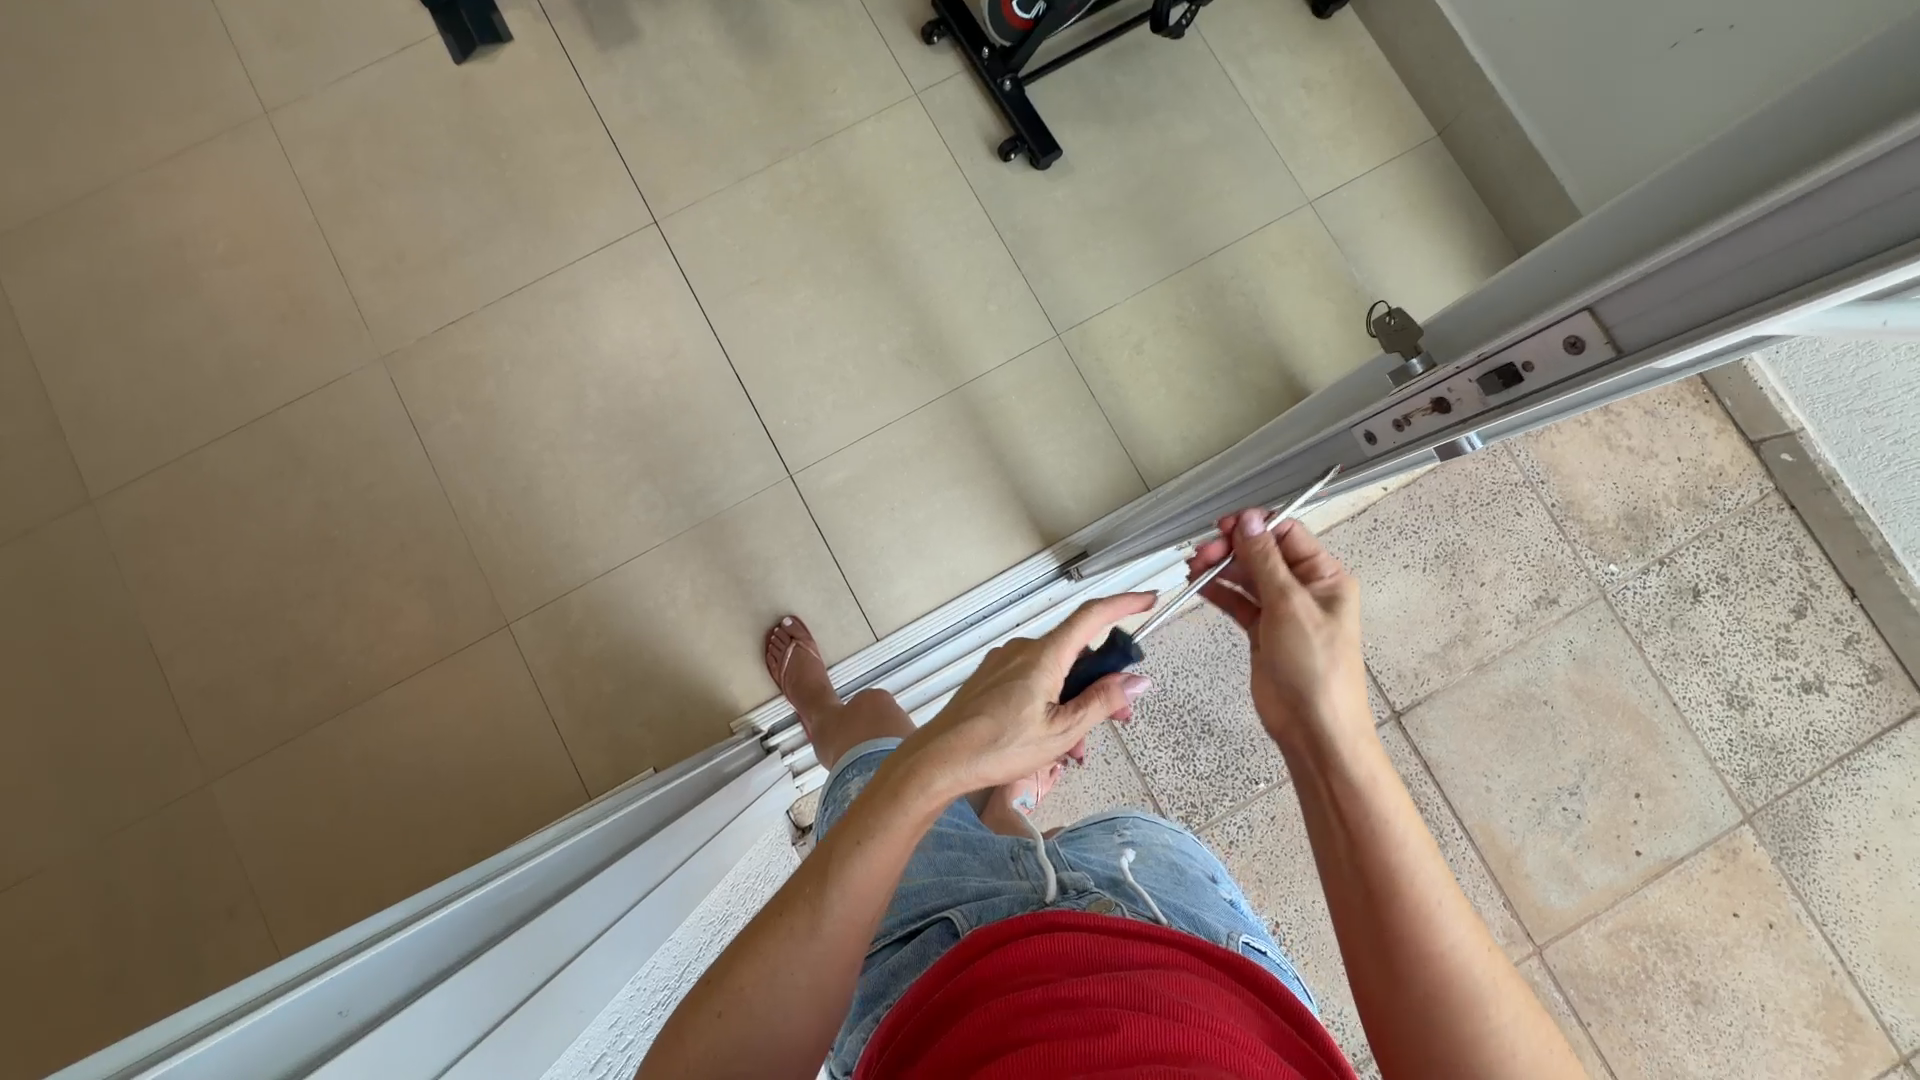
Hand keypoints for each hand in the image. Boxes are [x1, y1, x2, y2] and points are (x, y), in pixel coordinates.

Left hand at [900, 593, 1155, 797]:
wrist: (940, 758)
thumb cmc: (997, 747)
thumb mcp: (1062, 731)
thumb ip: (1102, 703)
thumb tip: (1135, 681)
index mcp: (1044, 655)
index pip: (1092, 616)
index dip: (1124, 604)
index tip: (1148, 600)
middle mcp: (1024, 650)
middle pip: (1077, 652)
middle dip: (1102, 682)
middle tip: (1120, 716)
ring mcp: (1005, 662)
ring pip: (1056, 671)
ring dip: (1075, 701)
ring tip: (1076, 747)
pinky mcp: (992, 677)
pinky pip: (1034, 680)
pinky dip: (1051, 702)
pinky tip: (1051, 740)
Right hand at [1188, 507, 1371, 752]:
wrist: (1313, 725)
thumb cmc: (1314, 664)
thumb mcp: (1290, 605)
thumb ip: (1265, 560)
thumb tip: (1249, 519)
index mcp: (1324, 575)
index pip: (1286, 534)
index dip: (1254, 526)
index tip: (1221, 528)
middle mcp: (1305, 588)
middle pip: (1263, 553)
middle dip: (1231, 549)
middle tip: (1202, 555)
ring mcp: (1282, 610)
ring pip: (1247, 577)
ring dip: (1220, 569)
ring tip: (1193, 569)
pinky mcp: (1262, 631)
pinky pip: (1238, 602)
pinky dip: (1219, 592)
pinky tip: (1198, 586)